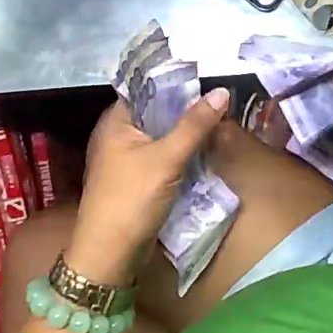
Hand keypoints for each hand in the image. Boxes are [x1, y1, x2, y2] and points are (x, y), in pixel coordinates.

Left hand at [69, 88, 229, 285]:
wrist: (110, 255)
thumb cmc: (131, 199)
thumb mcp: (167, 159)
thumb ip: (194, 125)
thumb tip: (222, 91)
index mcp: (116, 121)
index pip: (148, 88)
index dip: (177, 82)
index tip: (209, 78)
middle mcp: (119, 134)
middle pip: (158, 111)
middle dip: (188, 107)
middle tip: (222, 99)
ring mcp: (127, 157)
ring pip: (163, 134)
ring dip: (188, 130)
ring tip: (221, 120)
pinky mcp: (138, 178)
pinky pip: (164, 155)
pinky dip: (183, 151)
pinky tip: (207, 148)